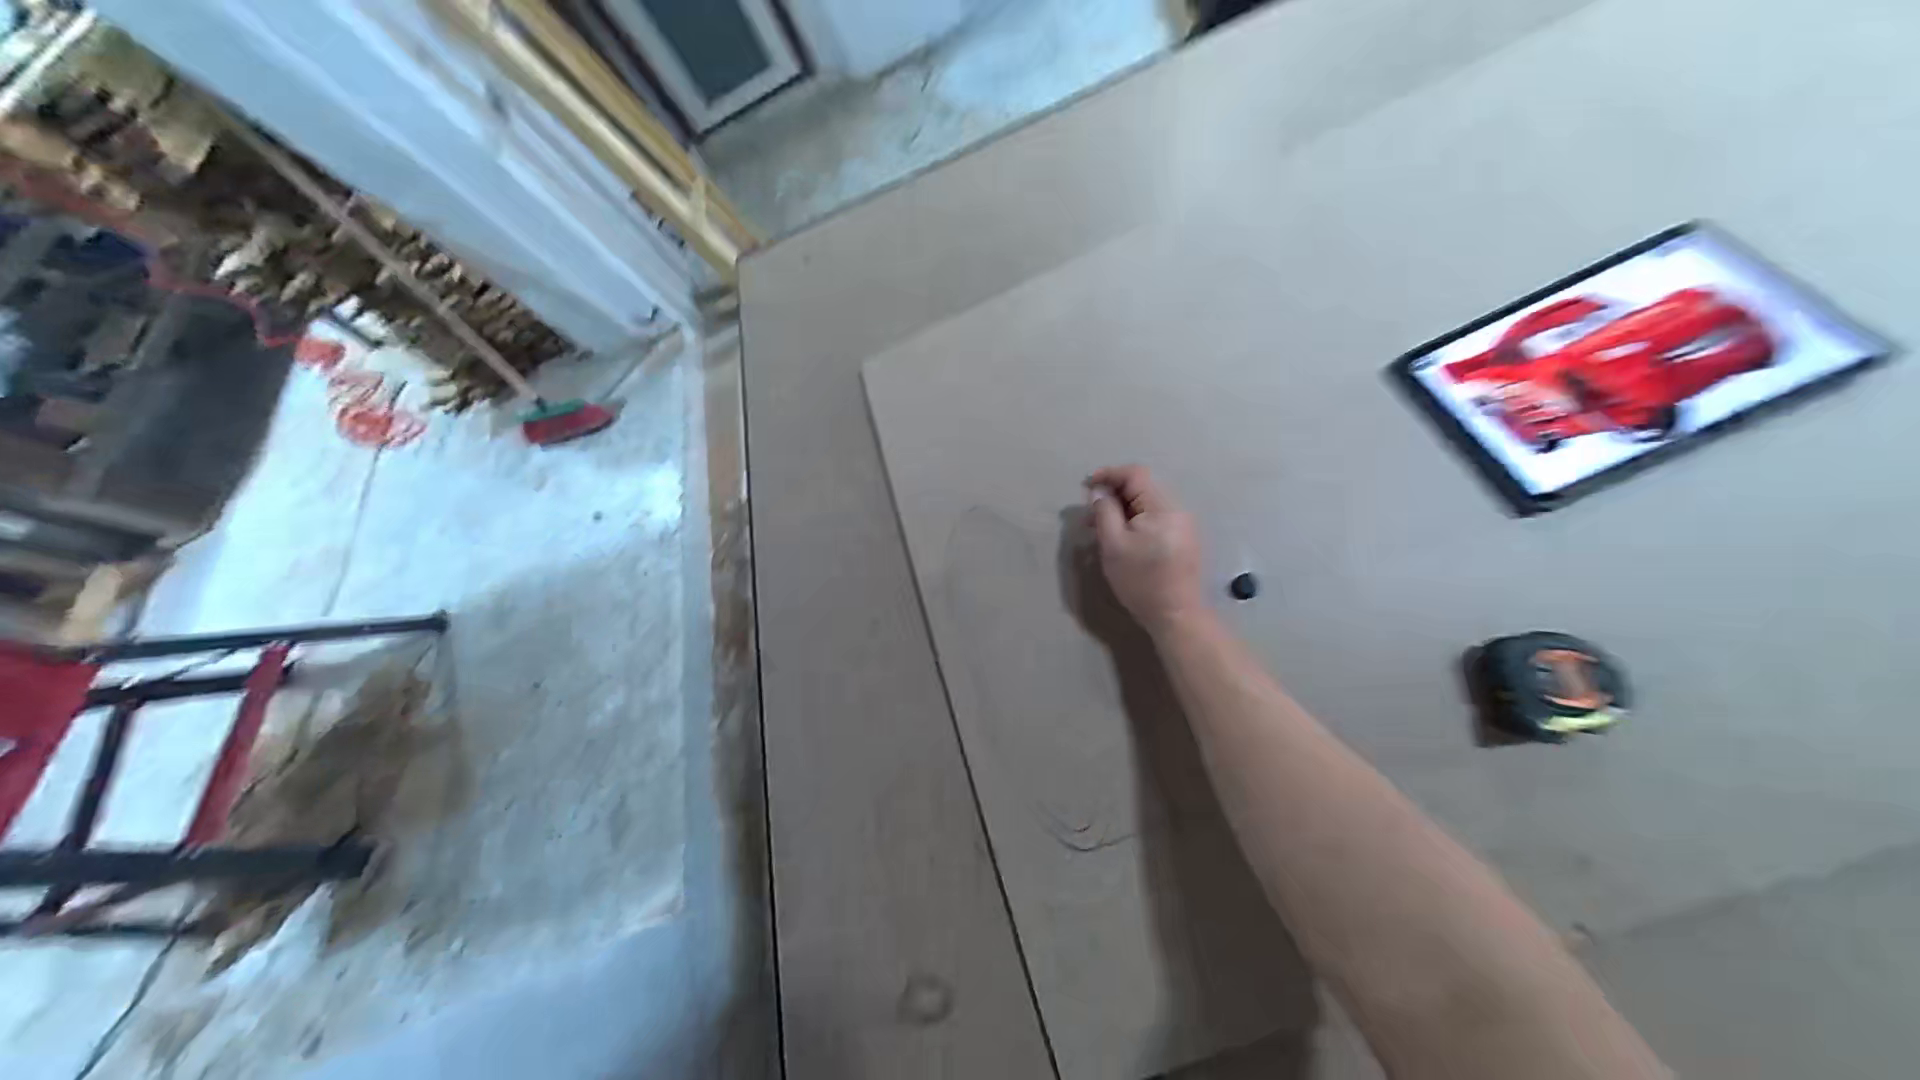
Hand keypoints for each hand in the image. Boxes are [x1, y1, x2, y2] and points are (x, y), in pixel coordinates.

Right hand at [1086, 465, 1206, 634]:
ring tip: (1102, 527)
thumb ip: (1104, 512)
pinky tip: (1123, 537)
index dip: (1109, 474)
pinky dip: (1136, 520)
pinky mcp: (1183, 539)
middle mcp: (1178, 509)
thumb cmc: (1141, 581)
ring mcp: (1183, 524)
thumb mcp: (1113, 545)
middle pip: (1143, 487)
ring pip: (1148, 504)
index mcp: (1163, 507)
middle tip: (1090, 513)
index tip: (1087, 485)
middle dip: (1114, 494)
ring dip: (1123, 508)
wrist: (1176, 615)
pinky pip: (1156, 518)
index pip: (1135, 474)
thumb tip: (1099, 491)